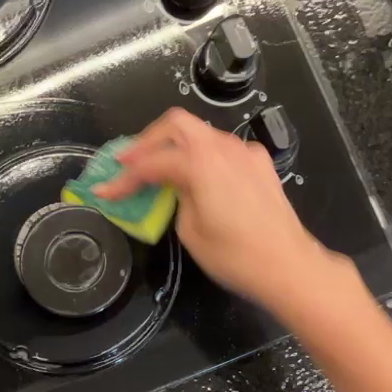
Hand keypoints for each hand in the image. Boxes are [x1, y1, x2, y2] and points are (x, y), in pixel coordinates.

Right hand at [95, 109, 360, 315]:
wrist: (287, 265)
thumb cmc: (234, 255)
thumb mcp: (189, 230)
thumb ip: (176, 198)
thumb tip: (175, 189)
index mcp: (201, 162)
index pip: (151, 162)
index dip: (123, 177)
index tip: (105, 190)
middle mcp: (223, 147)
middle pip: (176, 125)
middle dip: (147, 143)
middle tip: (126, 163)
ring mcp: (245, 152)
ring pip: (200, 133)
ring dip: (174, 147)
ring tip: (156, 170)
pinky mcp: (259, 165)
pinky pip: (222, 149)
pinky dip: (200, 156)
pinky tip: (195, 177)